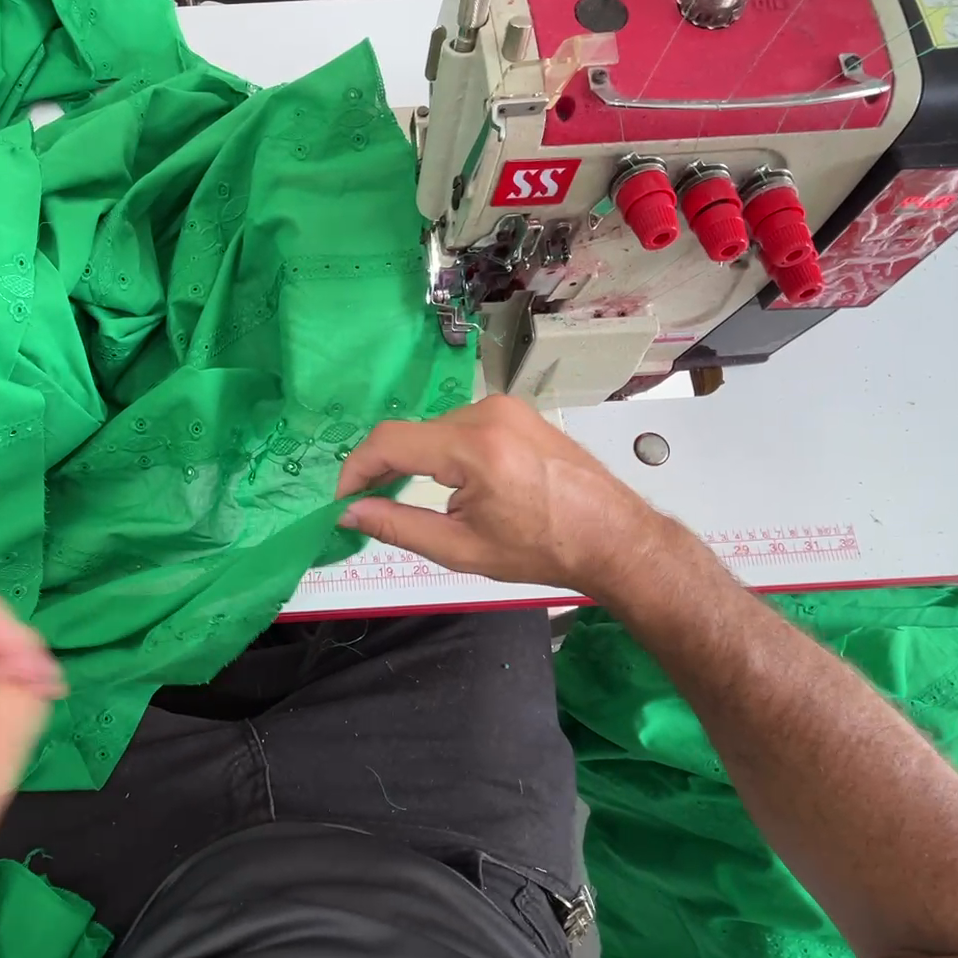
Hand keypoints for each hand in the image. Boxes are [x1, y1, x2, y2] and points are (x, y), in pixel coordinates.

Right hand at [335, 395, 688, 594]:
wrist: (613, 538)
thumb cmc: (540, 550)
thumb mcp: (460, 548)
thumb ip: (396, 526)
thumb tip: (349, 512)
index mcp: (474, 446)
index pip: (389, 442)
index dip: (355, 469)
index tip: (343, 499)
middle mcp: (487, 413)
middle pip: (411, 434)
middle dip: (384, 469)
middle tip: (368, 505)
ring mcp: (505, 407)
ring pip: (434, 430)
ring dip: (415, 461)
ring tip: (412, 497)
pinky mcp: (517, 412)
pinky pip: (460, 426)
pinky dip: (442, 452)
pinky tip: (448, 481)